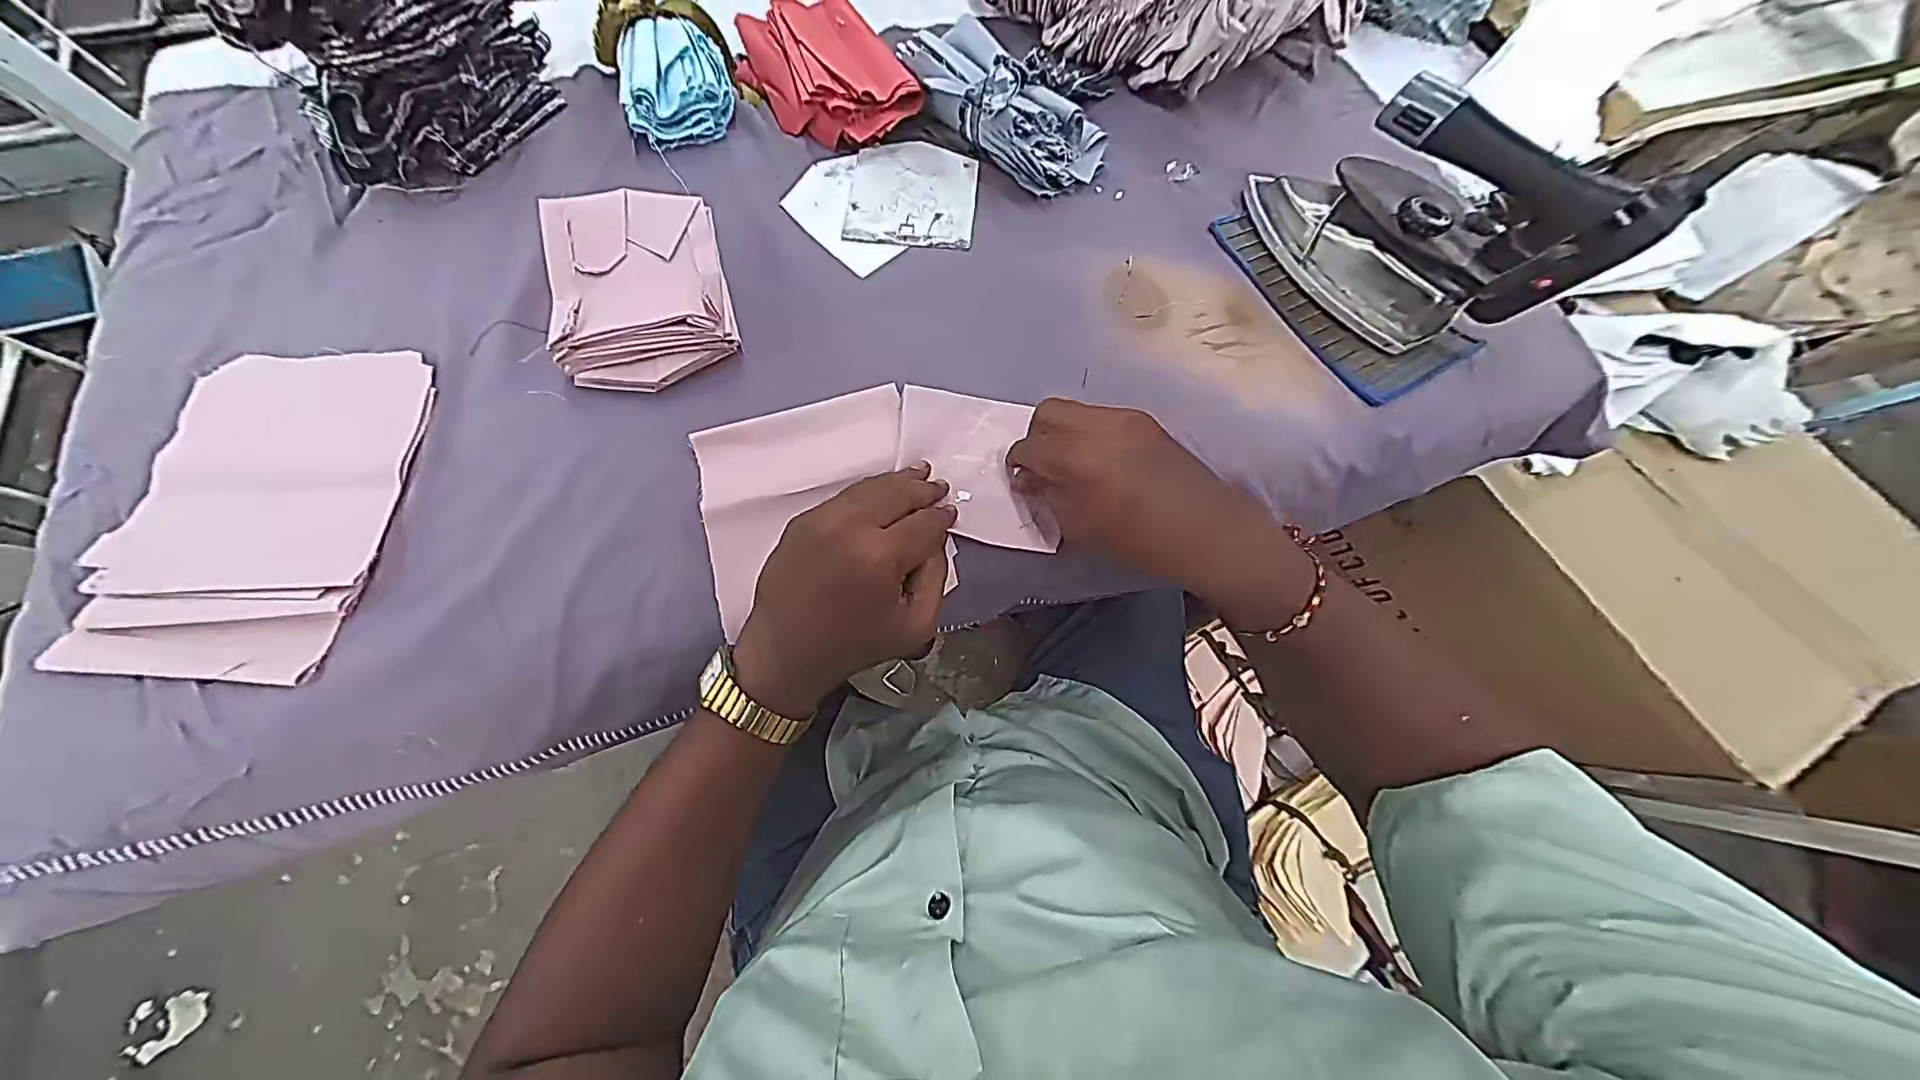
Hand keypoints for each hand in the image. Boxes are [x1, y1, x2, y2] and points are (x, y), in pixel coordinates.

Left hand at [731, 464, 956, 719]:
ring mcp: (821, 521)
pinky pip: (844, 497)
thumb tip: (935, 541)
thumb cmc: (854, 644)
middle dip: (922, 490)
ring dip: (897, 482)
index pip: (924, 523)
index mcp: (879, 557)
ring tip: (917, 476)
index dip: (941, 516)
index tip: (950, 513)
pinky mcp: (802, 522)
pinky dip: (868, 492)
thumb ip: (936, 577)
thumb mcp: (917, 626)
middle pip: (897, 494)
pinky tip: (881, 492)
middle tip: (938, 487)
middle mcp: (849, 529)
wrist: (787, 652)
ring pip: (869, 489)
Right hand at [1006, 399, 1312, 629]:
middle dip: (1036, 437)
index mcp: (1078, 457)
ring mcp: (1125, 418)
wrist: (1207, 531)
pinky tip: (1100, 461)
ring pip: (1075, 410)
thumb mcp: (1081, 528)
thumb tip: (1030, 479)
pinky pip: (1101, 416)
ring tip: (1072, 463)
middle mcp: (1098, 426)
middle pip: (1047, 412)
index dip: (1018, 466)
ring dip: (1062, 432)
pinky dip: (1088, 432)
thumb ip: (1048, 497)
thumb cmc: (1140, 541)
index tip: (1022, 482)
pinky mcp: (1144, 421)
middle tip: (1043, 467)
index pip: (1028, 447)